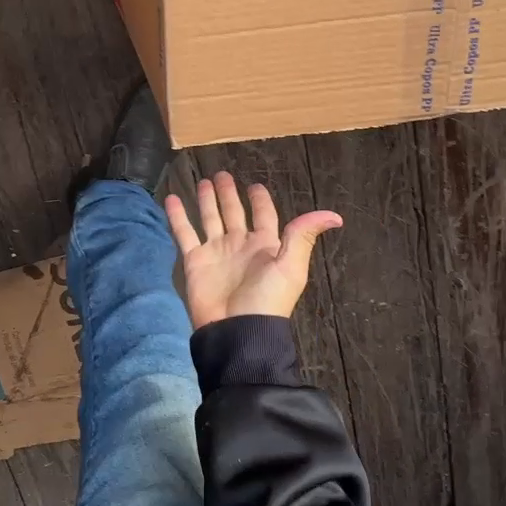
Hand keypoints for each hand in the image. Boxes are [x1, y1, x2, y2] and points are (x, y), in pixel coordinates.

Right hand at [164, 171, 342, 329]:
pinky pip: (184, 232)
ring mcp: (216, 251)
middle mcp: (240, 244)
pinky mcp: (195, 259)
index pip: (263, 216)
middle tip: (221, 174)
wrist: (236, 330)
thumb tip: (334, 216)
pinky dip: (177, 215)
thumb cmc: (267, 299)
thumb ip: (302, 236)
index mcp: (265, 245)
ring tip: (203, 182)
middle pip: (233, 212)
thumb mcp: (290, 267)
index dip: (260, 201)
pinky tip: (171, 198)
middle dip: (228, 194)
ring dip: (206, 200)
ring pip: (210, 218)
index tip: (255, 186)